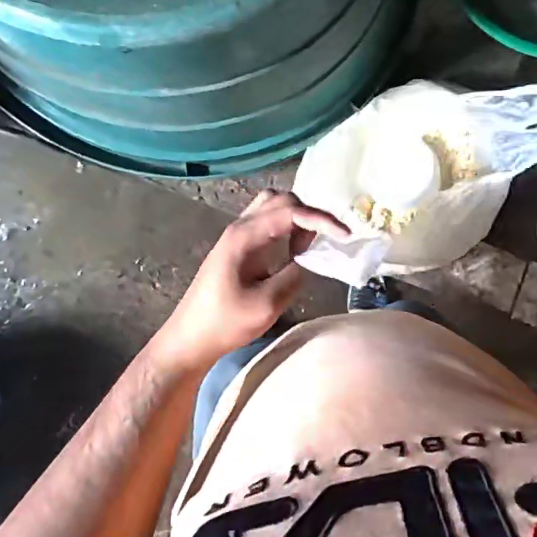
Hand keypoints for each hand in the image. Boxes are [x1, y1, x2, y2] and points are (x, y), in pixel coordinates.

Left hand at [154, 190, 349, 365]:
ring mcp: (237, 236)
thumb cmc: (225, 323)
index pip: (290, 211)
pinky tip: (292, 253)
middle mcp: (240, 227)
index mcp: (244, 236)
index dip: (321, 219)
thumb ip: (294, 277)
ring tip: (305, 248)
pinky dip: (286, 229)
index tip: (345, 236)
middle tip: (320, 244)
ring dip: (296, 219)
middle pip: (281, 199)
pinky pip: (267, 223)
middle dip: (309, 215)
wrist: (191, 338)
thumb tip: (309, 260)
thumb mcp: (266, 305)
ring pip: (273, 207)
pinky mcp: (239, 247)